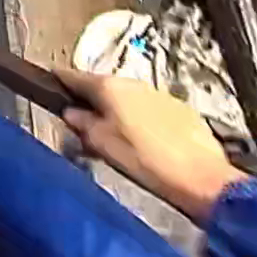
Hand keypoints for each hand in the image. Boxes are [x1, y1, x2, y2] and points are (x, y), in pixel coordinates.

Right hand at [54, 68, 246, 221]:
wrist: (207, 182)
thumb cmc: (145, 160)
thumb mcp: (101, 144)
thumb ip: (80, 124)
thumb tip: (71, 113)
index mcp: (106, 86)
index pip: (71, 75)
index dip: (58, 82)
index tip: (49, 87)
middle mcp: (131, 82)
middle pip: (101, 87)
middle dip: (93, 102)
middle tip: (89, 127)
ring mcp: (159, 94)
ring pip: (128, 97)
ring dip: (120, 111)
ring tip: (122, 138)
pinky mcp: (184, 110)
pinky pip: (153, 109)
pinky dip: (145, 120)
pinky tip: (150, 143)